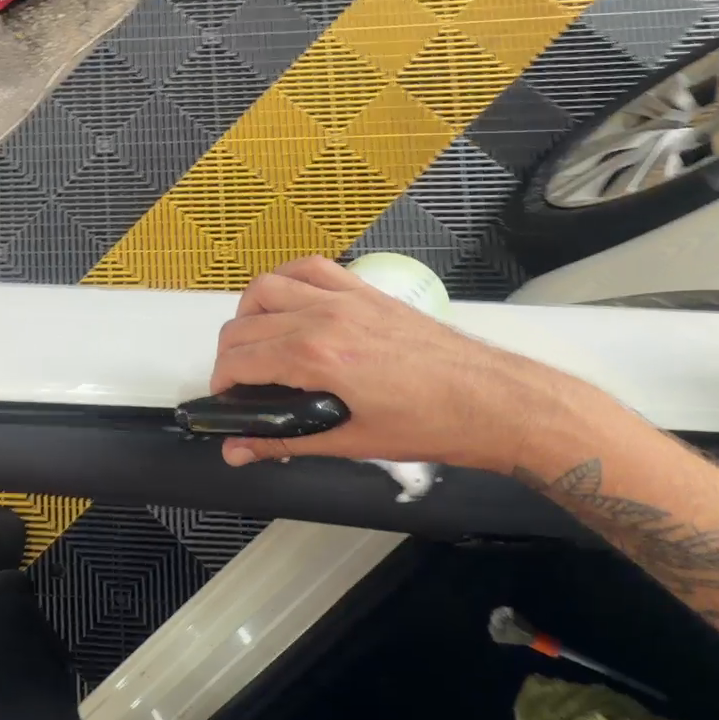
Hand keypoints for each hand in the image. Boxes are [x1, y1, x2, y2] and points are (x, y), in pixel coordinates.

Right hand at [210, 256, 611, 471]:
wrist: (497, 404)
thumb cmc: (433, 425)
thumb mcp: (352, 442)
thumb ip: (283, 440)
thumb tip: (237, 451)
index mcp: (316, 357)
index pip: (239, 359)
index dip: (221, 381)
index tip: (225, 397)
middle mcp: (322, 318)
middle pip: (243, 324)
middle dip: (228, 353)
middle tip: (239, 379)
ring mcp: (343, 299)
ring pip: (265, 287)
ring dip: (248, 312)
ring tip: (255, 338)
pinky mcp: (364, 291)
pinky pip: (309, 268)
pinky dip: (286, 279)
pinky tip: (287, 301)